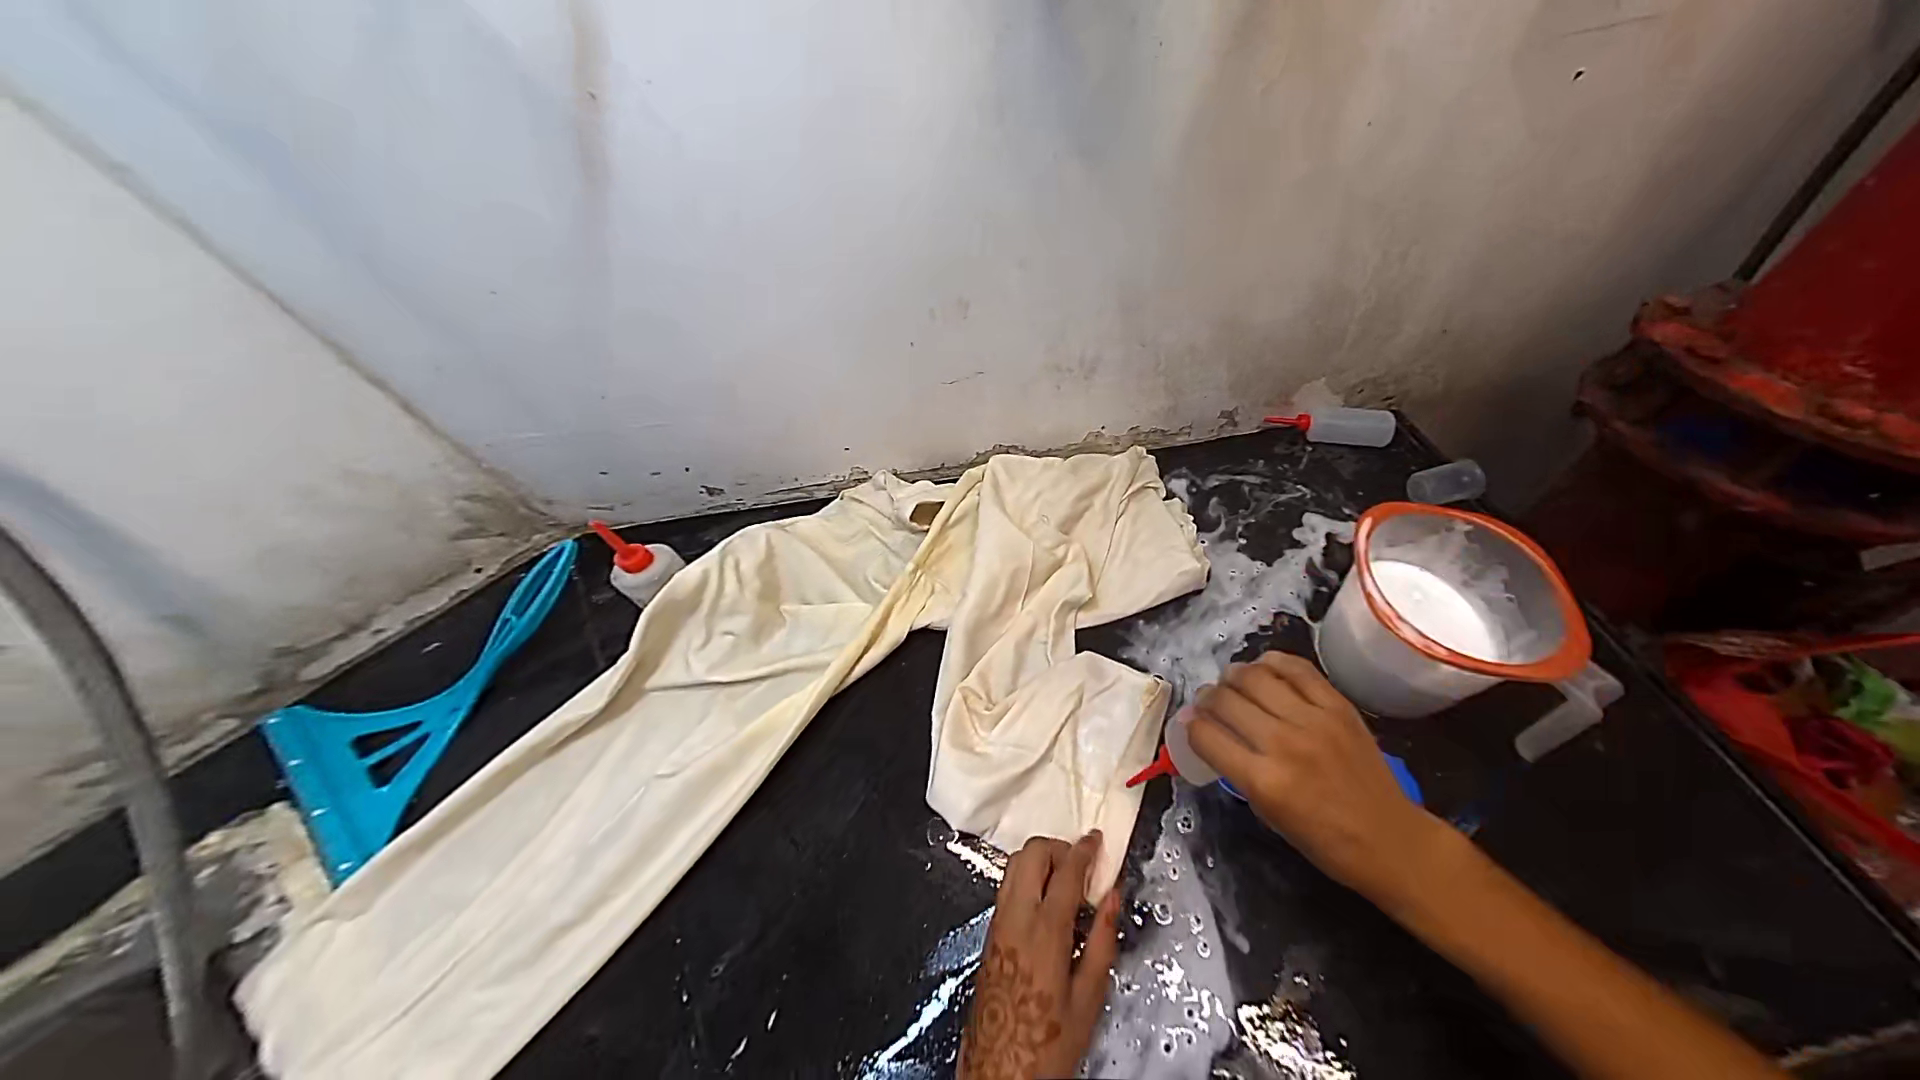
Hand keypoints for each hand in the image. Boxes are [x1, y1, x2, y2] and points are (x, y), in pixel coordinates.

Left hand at [957, 832, 1120, 1079]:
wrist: (999, 1069)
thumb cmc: (1047, 1043)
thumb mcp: (1089, 997)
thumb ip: (1104, 940)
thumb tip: (1112, 897)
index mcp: (1044, 931)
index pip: (1065, 870)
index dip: (1084, 849)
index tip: (1097, 840)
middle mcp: (1015, 917)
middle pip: (1031, 853)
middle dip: (1058, 847)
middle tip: (1081, 862)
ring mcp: (998, 922)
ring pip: (1014, 864)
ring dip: (1041, 859)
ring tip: (1067, 880)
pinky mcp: (990, 931)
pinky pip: (1008, 885)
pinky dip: (1028, 877)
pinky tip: (1048, 901)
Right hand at [1186, 651, 1449, 905]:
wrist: (1391, 840)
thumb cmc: (1323, 839)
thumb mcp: (1266, 813)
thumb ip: (1232, 768)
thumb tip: (1200, 730)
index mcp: (1263, 781)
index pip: (1204, 734)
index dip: (1190, 725)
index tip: (1191, 724)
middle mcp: (1284, 744)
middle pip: (1224, 699)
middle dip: (1206, 699)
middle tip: (1209, 704)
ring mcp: (1314, 720)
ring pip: (1253, 676)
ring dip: (1232, 677)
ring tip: (1232, 684)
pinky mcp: (1338, 706)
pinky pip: (1295, 668)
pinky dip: (1271, 663)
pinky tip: (1263, 670)